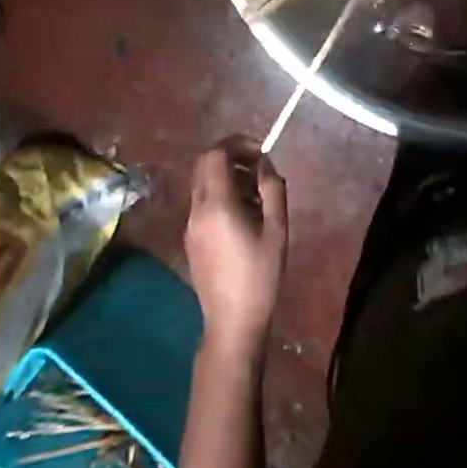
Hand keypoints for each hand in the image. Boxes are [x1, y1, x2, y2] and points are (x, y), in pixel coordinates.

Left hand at [184, 137, 287, 354]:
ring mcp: (189, 223)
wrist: (232, 323)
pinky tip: (243, 214)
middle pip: (204, 164)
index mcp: (216, 205)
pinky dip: (220, 193)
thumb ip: (272, 191)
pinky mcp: (190, 237)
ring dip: (226, 175)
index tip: (260, 151)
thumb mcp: (277, 231)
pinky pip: (202, 201)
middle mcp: (197, 209)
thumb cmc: (261, 277)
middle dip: (230, 156)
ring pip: (202, 182)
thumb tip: (265, 164)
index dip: (237, 144)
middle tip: (258, 167)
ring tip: (256, 193)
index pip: (216, 155)